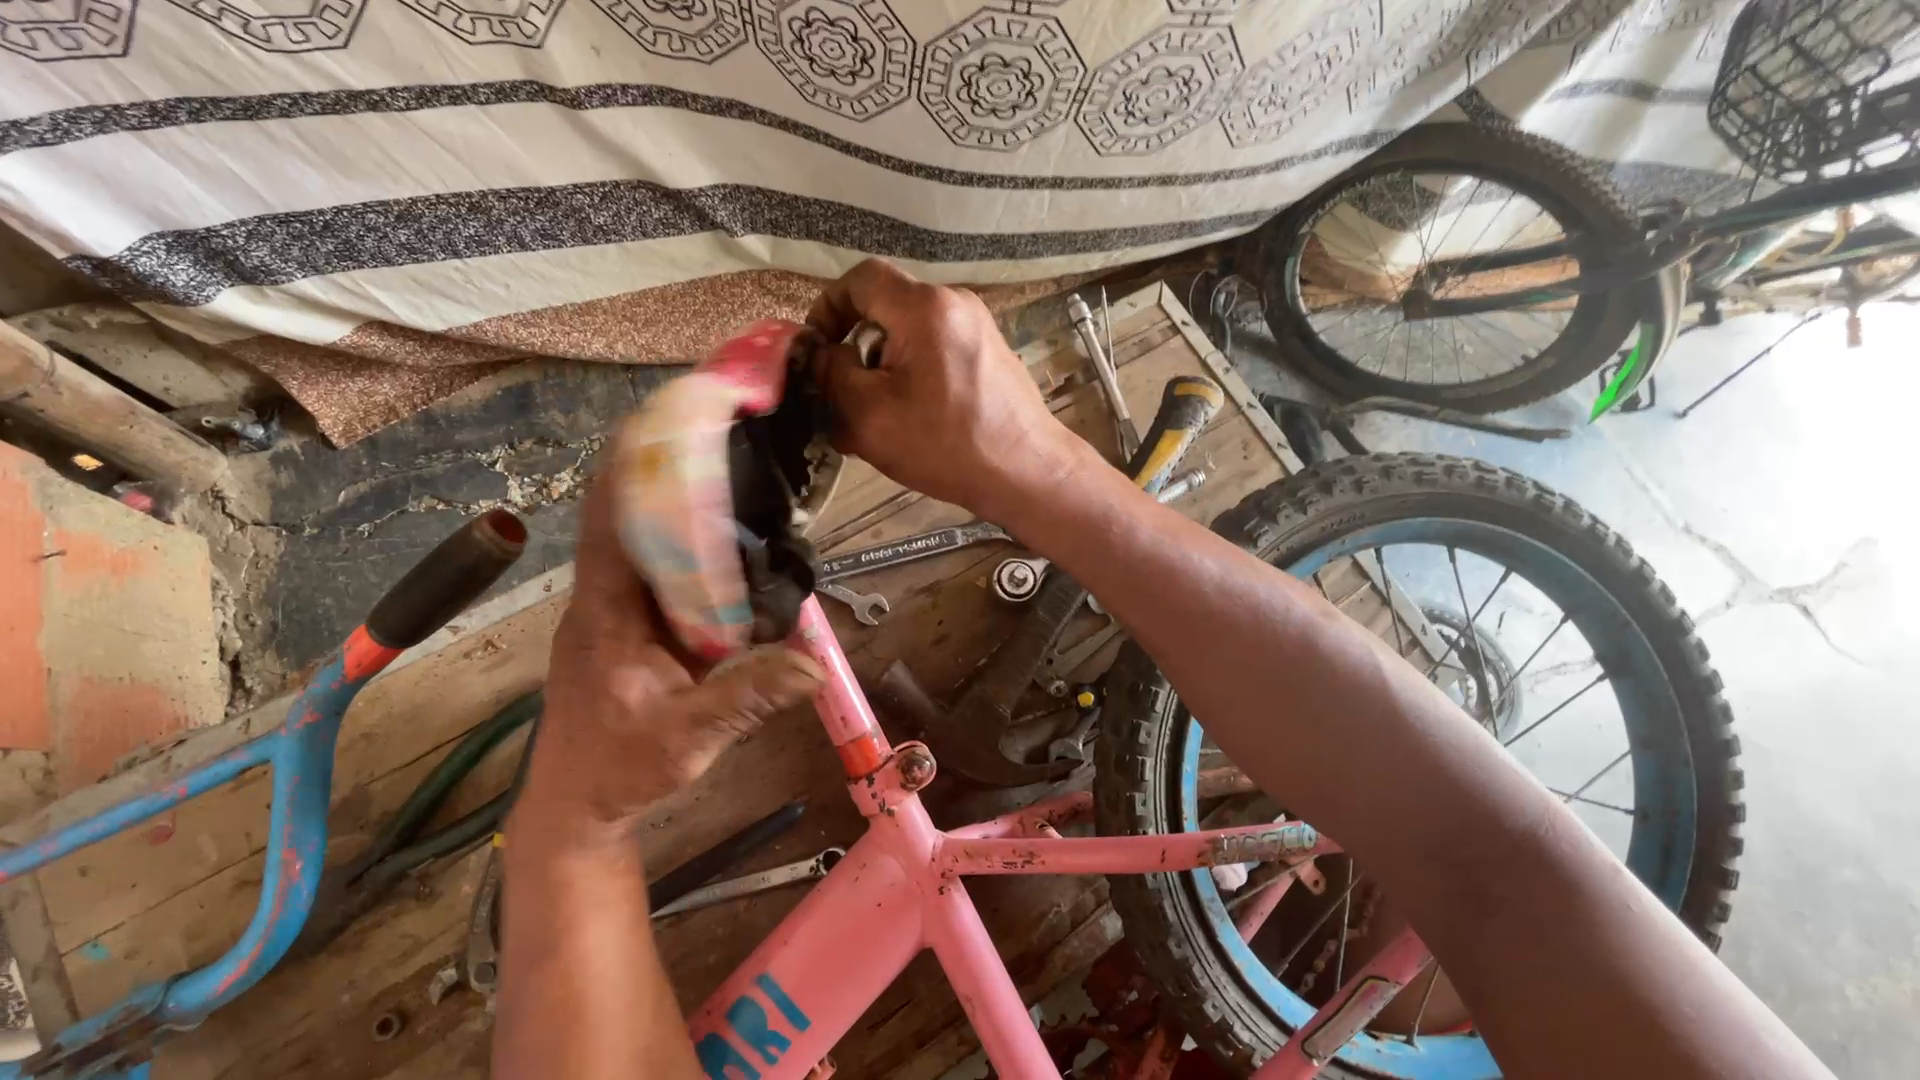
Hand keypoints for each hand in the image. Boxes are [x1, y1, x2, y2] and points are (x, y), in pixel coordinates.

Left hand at [518, 452, 823, 844]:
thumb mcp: (688, 737)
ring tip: (717, 462)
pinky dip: (682, 543)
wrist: (577, 804)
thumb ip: (747, 697)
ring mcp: (615, 613)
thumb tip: (814, 664)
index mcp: (606, 614)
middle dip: (656, 466)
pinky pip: (655, 571)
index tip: (658, 417)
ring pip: (637, 541)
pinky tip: (722, 535)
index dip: (628, 467)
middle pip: (621, 516)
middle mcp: (604, 600)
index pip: (609, 523)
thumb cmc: (620, 768)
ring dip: (668, 499)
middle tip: (705, 426)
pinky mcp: (629, 628)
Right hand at [807, 259, 1089, 523]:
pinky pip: (936, 351)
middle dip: (857, 347)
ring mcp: (978, 328)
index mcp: (924, 307)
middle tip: (845, 394)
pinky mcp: (989, 354)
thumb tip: (823, 354)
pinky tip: (911, 420)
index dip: (828, 306)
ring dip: (883, 368)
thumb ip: (832, 374)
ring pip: (910, 334)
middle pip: (886, 308)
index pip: (861, 278)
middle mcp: (955, 303)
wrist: (1025, 473)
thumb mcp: (868, 415)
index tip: (817, 348)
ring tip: (877, 417)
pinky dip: (913, 376)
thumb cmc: (944, 444)